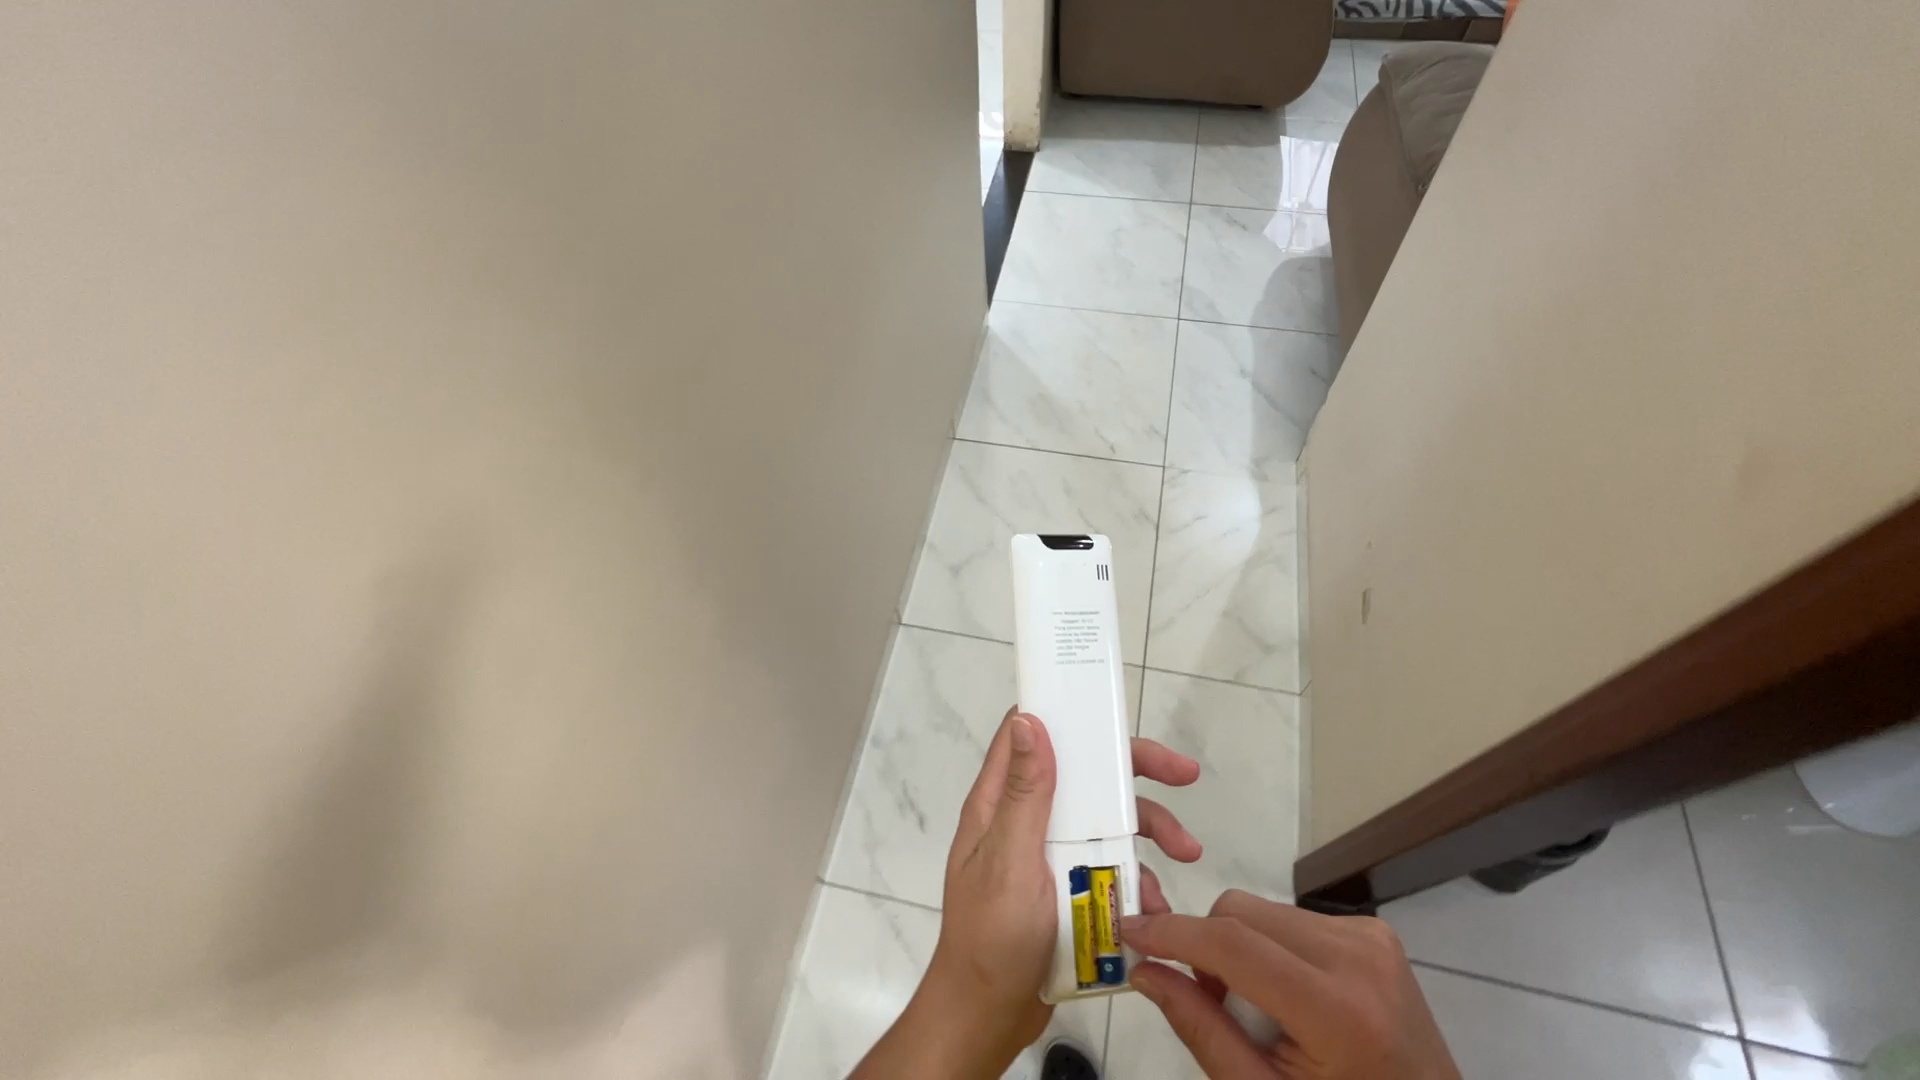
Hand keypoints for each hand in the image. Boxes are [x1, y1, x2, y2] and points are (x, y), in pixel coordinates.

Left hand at [853, 708, 1201, 1079]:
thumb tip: (1027, 718)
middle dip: (1136, 775)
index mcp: (1001, 802)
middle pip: (1083, 776)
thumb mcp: (1011, 859)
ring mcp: (1046, 854)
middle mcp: (1025, 819)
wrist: (989, 1014)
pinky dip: (1137, 878)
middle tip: (1185, 776)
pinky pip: (1108, 867)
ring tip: (1187, 856)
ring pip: (1103, 822)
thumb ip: (1023, 792)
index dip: (1071, 716)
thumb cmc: (993, 934)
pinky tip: (1158, 904)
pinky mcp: (1065, 888)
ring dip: (1147, 832)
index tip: (1115, 714)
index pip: (1032, 735)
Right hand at [1120, 891, 1459, 1079]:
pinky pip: (1292, 919)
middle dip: (1208, 949)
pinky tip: (1291, 998)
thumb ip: (1201, 1029)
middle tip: (1215, 1005)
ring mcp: (1373, 938)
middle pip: (1241, 913)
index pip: (1232, 944)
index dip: (1171, 934)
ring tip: (1262, 1011)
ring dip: (1240, 949)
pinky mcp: (1377, 933)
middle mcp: (1359, 955)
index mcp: (1338, 1011)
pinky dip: (1272, 949)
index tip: (1126, 930)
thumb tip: (1143, 970)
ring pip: (1262, 911)